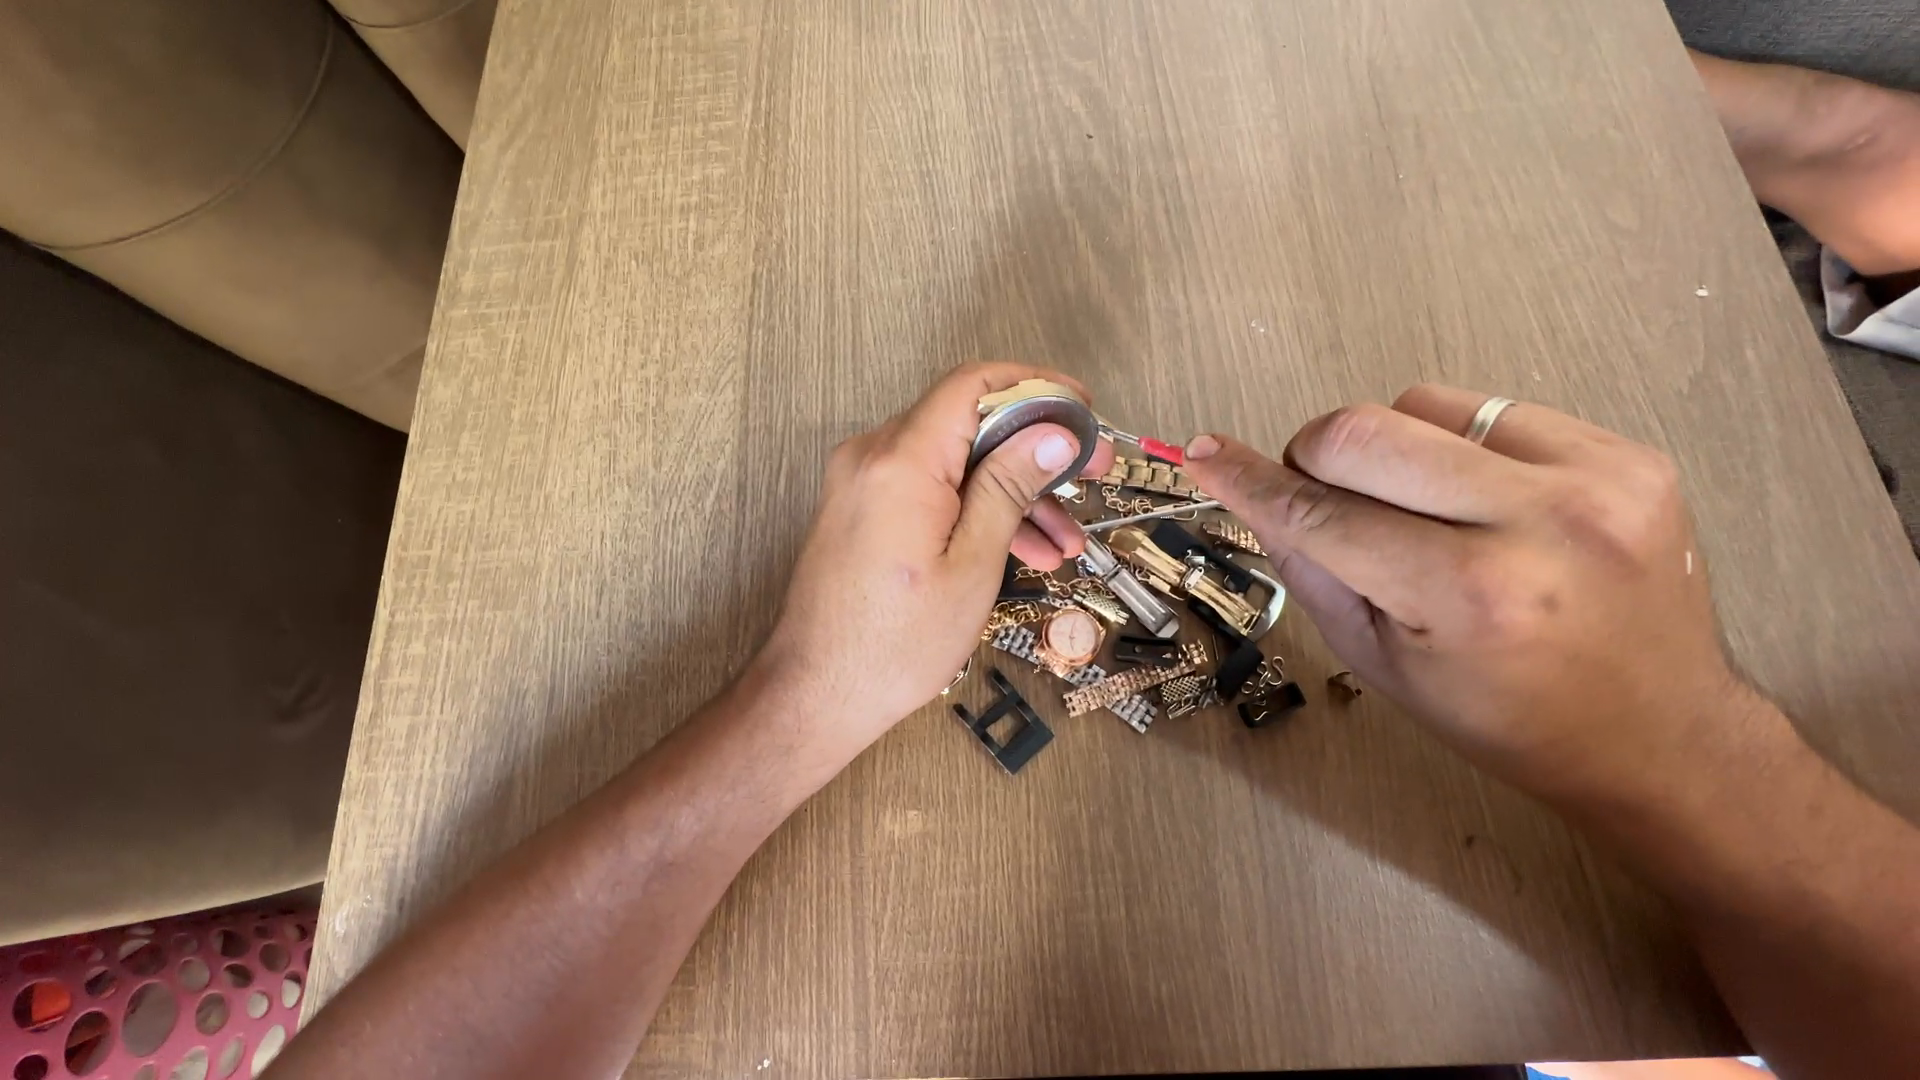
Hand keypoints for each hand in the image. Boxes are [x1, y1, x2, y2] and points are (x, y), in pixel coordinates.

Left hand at [756, 363, 1114, 738]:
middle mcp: (873, 454)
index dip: (1035, 386)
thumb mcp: (971, 564)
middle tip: (1089, 477)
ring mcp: (863, 481)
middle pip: (967, 423)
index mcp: (900, 459)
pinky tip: (1021, 550)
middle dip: (1034, 449)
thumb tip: (1054, 432)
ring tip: (1064, 541)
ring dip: (1010, 491)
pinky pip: (929, 488)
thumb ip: (1009, 487)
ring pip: (953, 462)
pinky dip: (973, 509)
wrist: (818, 693)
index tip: (1084, 408)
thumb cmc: (898, 642)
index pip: (973, 385)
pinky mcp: (862, 507)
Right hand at [1182, 385, 1752, 801]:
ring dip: (1384, 449)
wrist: (1657, 733)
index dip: (1249, 481)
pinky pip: (1486, 408)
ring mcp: (1595, 475)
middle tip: (1319, 498)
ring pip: (1417, 404)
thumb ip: (1307, 567)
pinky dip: (1447, 445)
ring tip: (1414, 510)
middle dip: (1311, 457)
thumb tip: (1253, 493)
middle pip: (1361, 431)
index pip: (1320, 514)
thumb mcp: (1376, 659)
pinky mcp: (1626, 450)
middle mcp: (1538, 521)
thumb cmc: (1496, 715)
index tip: (1203, 453)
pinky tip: (1473, 500)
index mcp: (1467, 596)